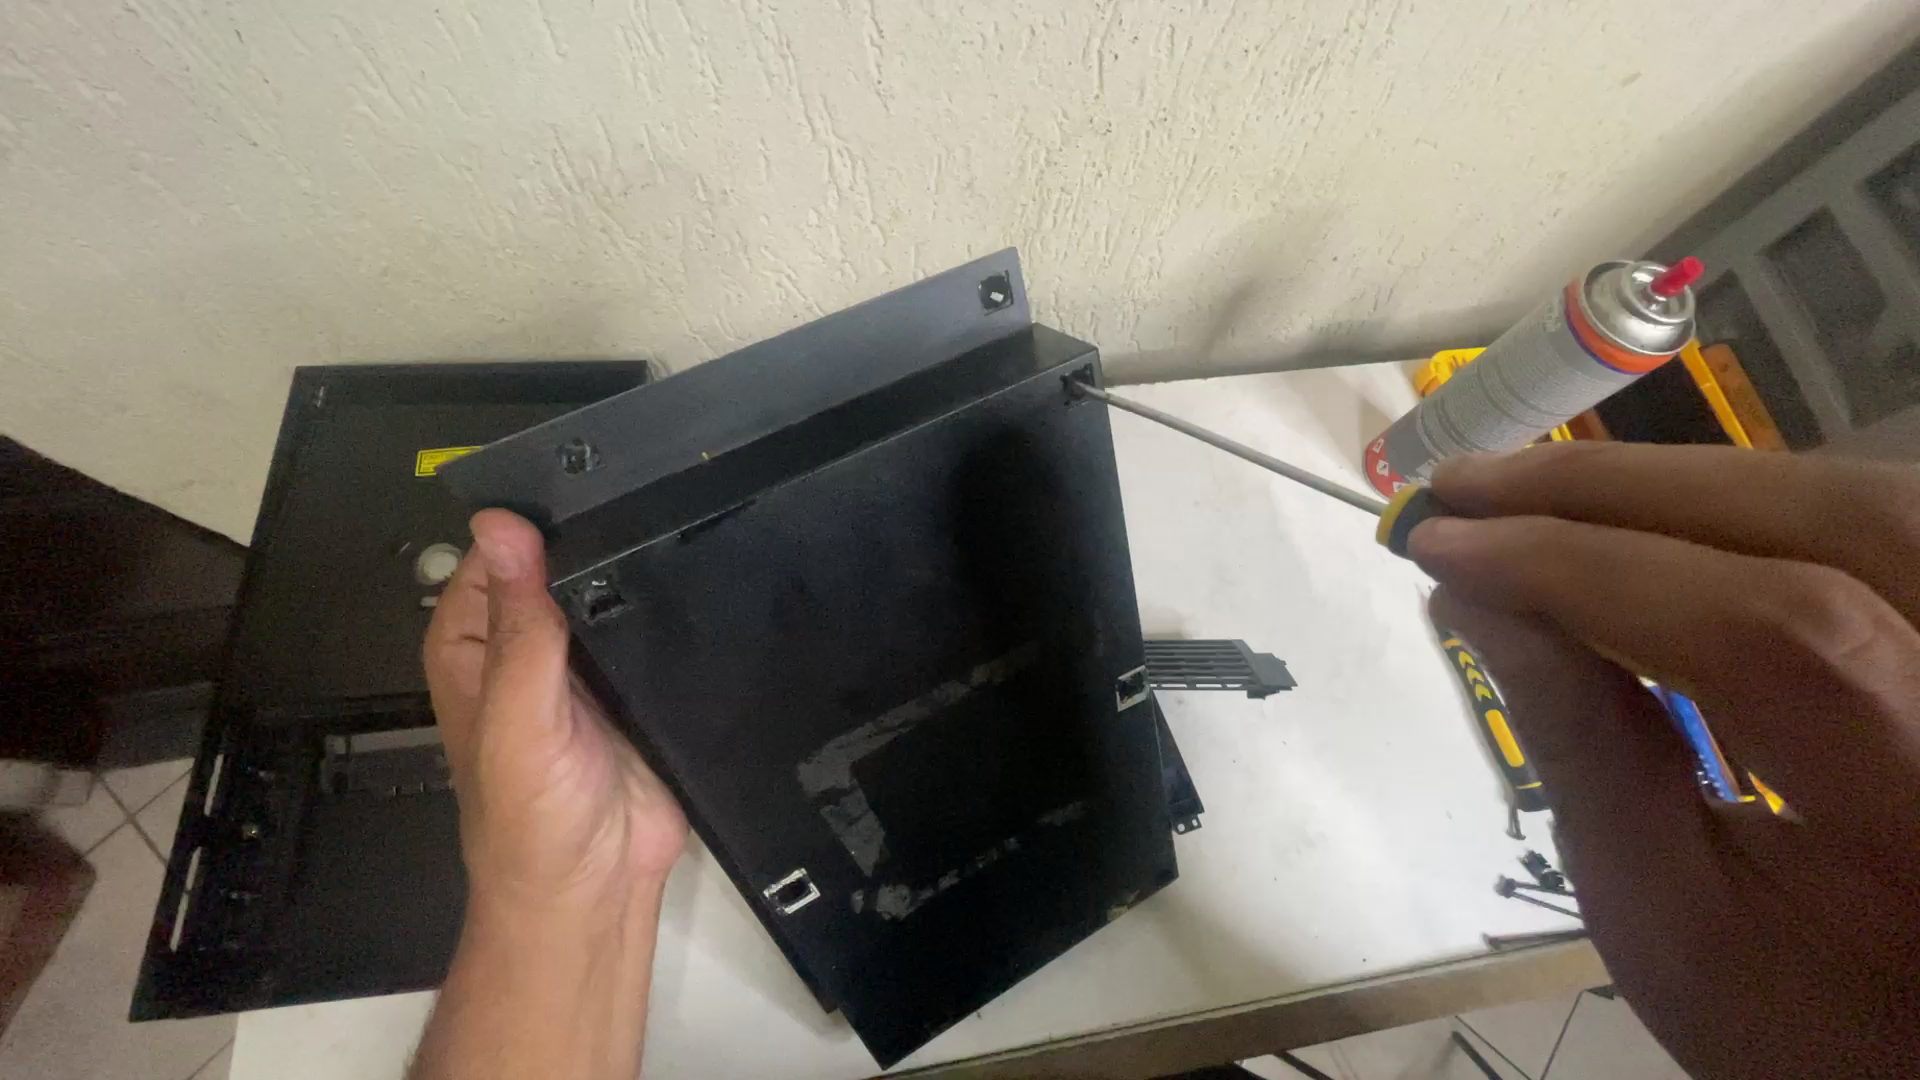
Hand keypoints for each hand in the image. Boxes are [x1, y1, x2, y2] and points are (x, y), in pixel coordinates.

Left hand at [424, 509, 686, 919]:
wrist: (599, 883)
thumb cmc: (532, 815)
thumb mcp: (518, 718)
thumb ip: (520, 628)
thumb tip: (502, 527)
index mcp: (477, 642)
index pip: (501, 554)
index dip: (541, 520)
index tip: (598, 482)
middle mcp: (531, 643)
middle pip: (565, 567)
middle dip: (604, 539)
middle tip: (660, 499)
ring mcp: (591, 663)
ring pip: (616, 593)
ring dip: (644, 571)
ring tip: (690, 529)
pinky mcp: (641, 682)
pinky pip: (657, 630)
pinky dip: (675, 610)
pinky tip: (706, 585)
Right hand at [1409, 442, 1919, 1079]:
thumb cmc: (1797, 1011)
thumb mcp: (1659, 907)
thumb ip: (1573, 741)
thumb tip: (1469, 598)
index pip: (1759, 631)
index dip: (1575, 567)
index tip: (1438, 545)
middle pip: (1828, 524)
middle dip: (1609, 489)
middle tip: (1461, 485)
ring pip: (1856, 497)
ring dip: (1662, 478)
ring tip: (1520, 487)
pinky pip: (1862, 523)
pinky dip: (1723, 500)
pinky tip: (1625, 507)